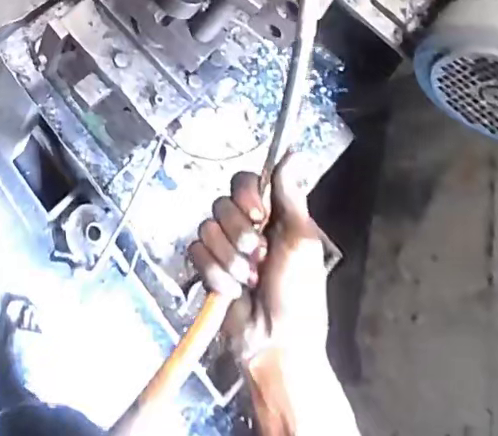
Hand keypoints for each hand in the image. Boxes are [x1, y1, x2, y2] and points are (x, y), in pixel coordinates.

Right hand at [186, 157, 355, 435]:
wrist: (277, 344)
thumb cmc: (299, 295)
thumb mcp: (301, 242)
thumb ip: (291, 196)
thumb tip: (293, 153)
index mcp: (270, 214)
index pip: (243, 181)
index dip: (246, 196)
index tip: (259, 216)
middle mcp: (244, 225)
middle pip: (221, 204)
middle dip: (240, 236)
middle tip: (259, 258)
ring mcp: (224, 247)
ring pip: (206, 229)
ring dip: (230, 260)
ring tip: (249, 281)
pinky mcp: (207, 268)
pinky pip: (196, 253)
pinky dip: (215, 274)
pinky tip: (233, 290)